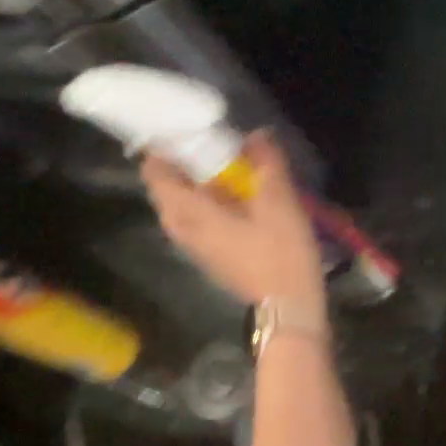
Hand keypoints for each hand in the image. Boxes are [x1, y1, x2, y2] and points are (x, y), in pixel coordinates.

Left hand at [140, 132, 325, 308]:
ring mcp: (195, 249)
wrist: (290, 309)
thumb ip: (267, 164)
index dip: (167, 148)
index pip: (155, 170)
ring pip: (183, 209)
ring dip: (200, 191)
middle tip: (214, 156)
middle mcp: (182, 229)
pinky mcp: (211, 262)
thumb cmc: (281, 254)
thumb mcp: (280, 203)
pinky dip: (209, 211)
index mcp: (189, 211)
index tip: (192, 136)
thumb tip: (257, 136)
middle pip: (168, 189)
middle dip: (186, 169)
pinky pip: (198, 226)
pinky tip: (239, 210)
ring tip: (230, 181)